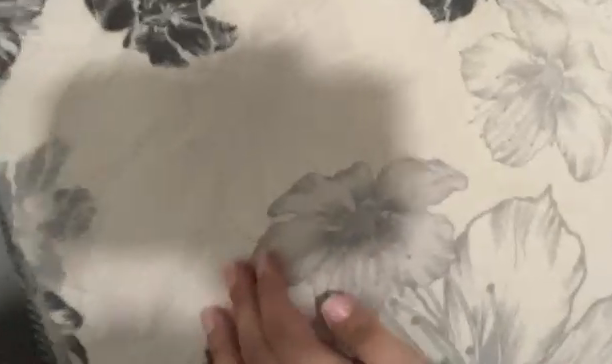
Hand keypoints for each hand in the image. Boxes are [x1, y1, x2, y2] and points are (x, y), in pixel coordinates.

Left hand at [203, 253, 423, 363]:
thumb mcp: (400, 362)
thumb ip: (365, 334)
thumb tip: (332, 300)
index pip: (284, 329)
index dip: (271, 292)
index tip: (266, 258)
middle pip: (257, 348)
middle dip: (244, 306)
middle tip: (233, 269)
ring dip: (224, 341)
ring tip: (211, 311)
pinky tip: (223, 354)